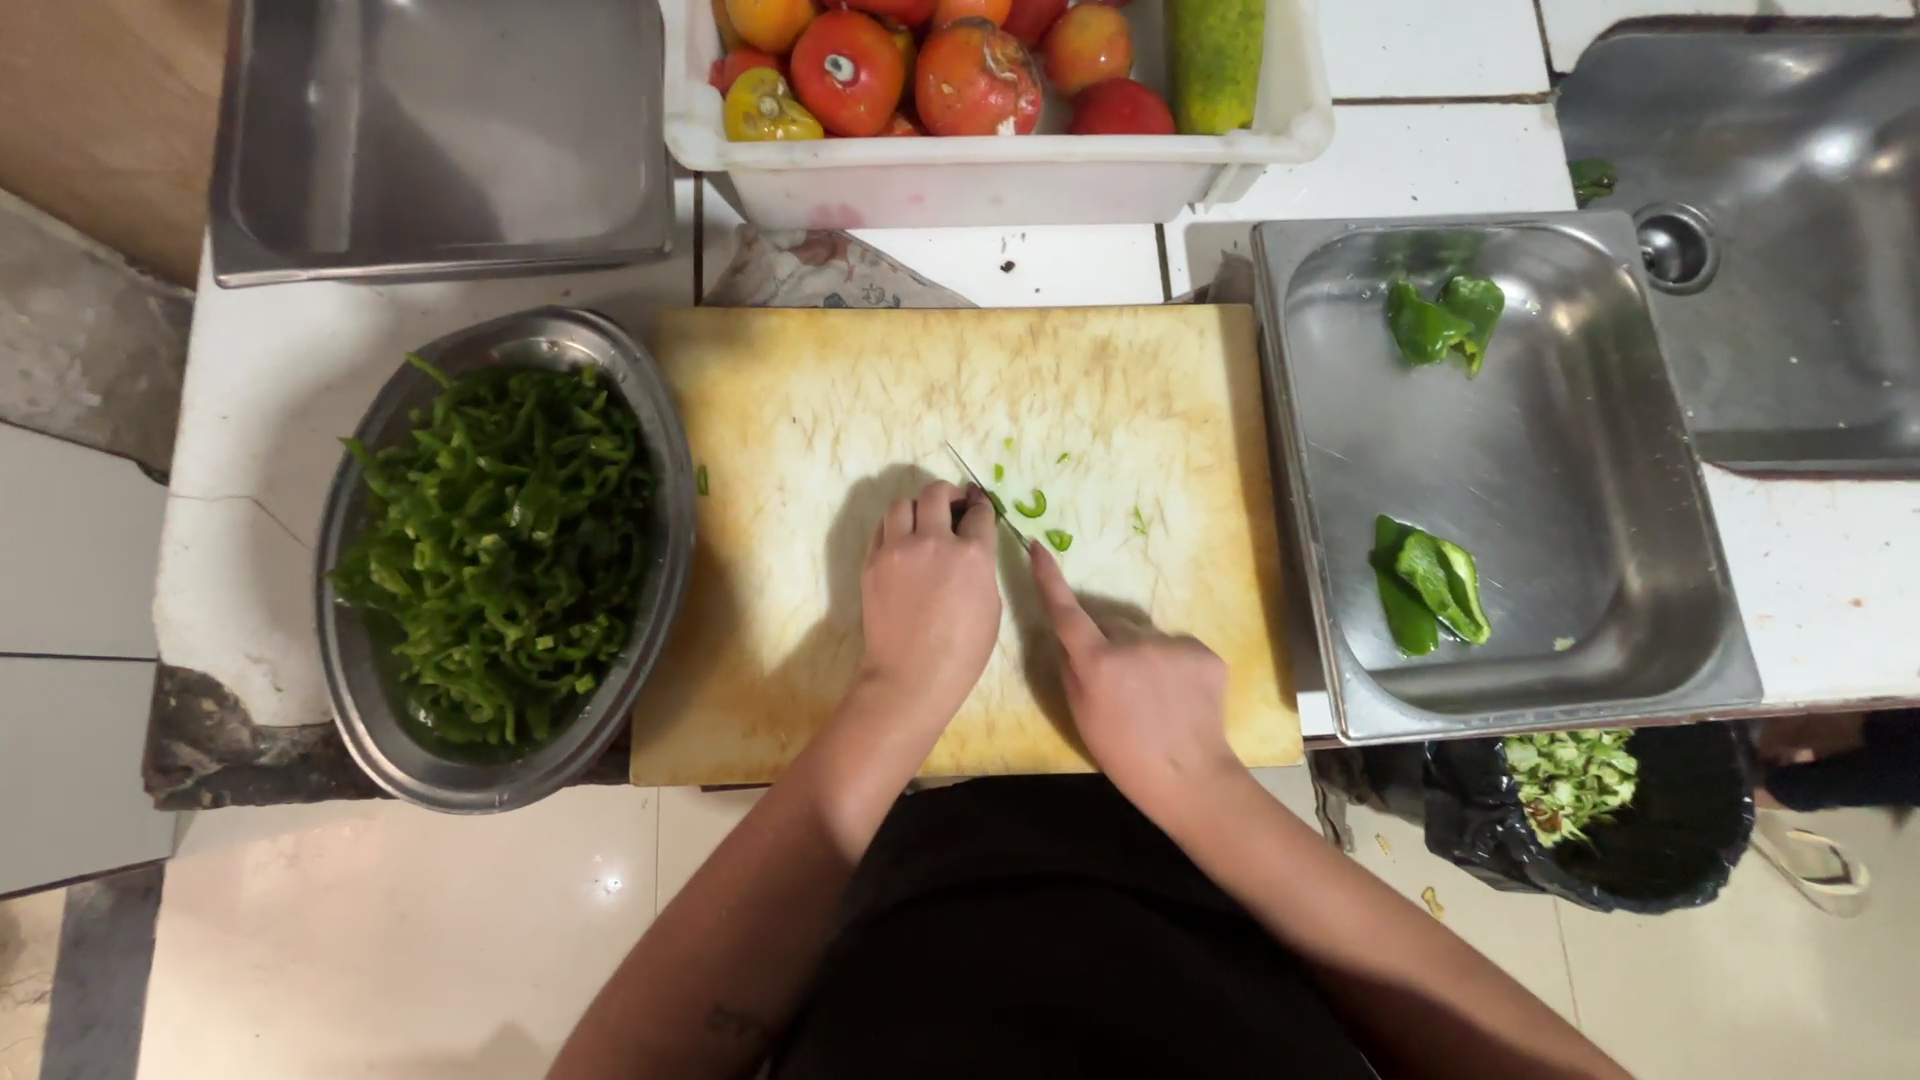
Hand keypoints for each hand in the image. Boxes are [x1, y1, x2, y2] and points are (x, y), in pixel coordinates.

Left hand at [853, 480, 1000, 726]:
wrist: (911, 676)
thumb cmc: (963, 651)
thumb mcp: (991, 606)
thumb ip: (981, 568)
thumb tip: (971, 550)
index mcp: (972, 553)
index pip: (978, 511)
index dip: (980, 506)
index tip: (977, 505)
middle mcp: (934, 541)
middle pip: (936, 493)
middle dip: (948, 494)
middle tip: (951, 506)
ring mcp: (898, 549)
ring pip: (902, 503)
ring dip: (916, 507)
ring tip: (922, 522)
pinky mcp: (873, 562)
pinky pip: (882, 528)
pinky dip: (894, 527)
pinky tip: (902, 541)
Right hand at [1029, 541, 1240, 822]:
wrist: (1187, 777)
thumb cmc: (1122, 753)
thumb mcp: (1080, 714)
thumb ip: (1072, 667)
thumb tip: (1072, 637)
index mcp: (1097, 661)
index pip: (1066, 611)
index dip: (1048, 579)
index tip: (1037, 547)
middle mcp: (1133, 643)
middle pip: (1113, 625)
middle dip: (1111, 643)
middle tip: (1121, 685)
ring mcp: (1172, 645)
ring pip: (1147, 637)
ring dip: (1145, 655)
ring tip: (1156, 697)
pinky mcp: (1204, 652)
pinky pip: (1178, 648)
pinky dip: (1176, 665)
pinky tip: (1181, 696)